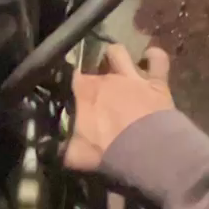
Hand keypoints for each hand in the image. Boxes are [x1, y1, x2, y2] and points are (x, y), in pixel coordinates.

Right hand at [63, 44, 174, 171]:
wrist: (146, 152)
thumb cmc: (107, 151)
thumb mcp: (75, 156)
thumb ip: (62, 149)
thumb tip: (50, 150)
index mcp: (85, 92)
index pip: (72, 77)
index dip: (71, 82)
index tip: (72, 90)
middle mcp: (107, 78)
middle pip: (94, 65)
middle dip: (93, 72)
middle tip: (95, 85)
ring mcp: (133, 77)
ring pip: (119, 52)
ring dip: (116, 55)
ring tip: (115, 63)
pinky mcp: (157, 82)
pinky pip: (158, 59)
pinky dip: (154, 56)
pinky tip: (150, 57)